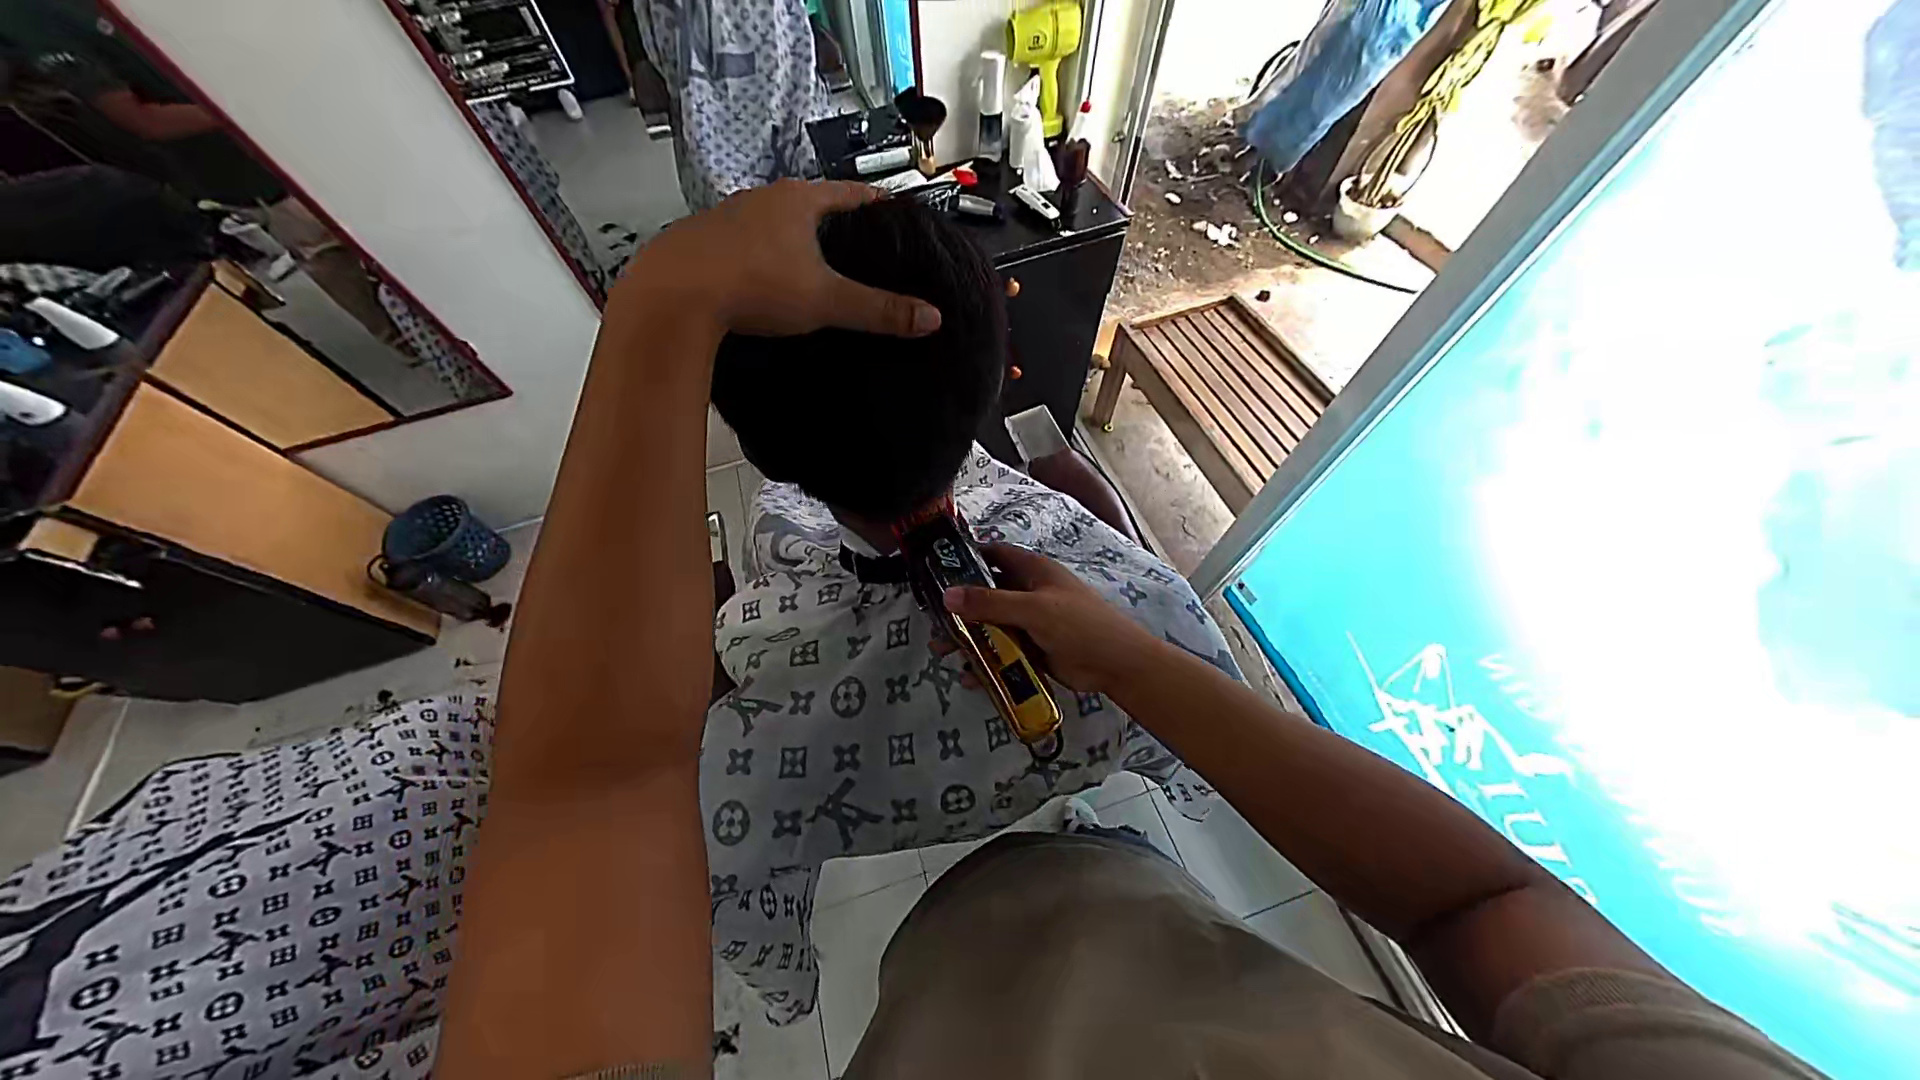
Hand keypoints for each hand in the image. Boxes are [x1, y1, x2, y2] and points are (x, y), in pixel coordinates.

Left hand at [616, 179, 941, 336]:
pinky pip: (749, 245)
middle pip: (813, 206)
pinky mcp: (707, 243)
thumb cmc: (753, 286)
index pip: (851, 193)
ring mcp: (731, 219)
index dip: (878, 204)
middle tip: (863, 249)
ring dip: (799, 242)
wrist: (674, 297)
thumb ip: (880, 309)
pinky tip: (771, 283)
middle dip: (838, 225)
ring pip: (777, 225)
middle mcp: (763, 199)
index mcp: (798, 201)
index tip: (896, 213)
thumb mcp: (827, 299)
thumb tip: (930, 317)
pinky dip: (767, 259)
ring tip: (820, 269)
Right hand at [939, 543, 1161, 694]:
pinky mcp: (1032, 649)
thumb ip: (990, 603)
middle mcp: (1029, 593)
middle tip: (935, 624)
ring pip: (991, 626)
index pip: (995, 554)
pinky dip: (985, 662)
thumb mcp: (1033, 610)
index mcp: (1033, 572)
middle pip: (986, 595)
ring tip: (943, 653)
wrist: (1116, 665)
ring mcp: (1030, 623)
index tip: (938, 570)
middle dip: (960, 609)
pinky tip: (970, 676)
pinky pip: (1002, 652)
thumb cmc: (1079, 625)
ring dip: (968, 639)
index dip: (968, 558)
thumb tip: (947, 595)